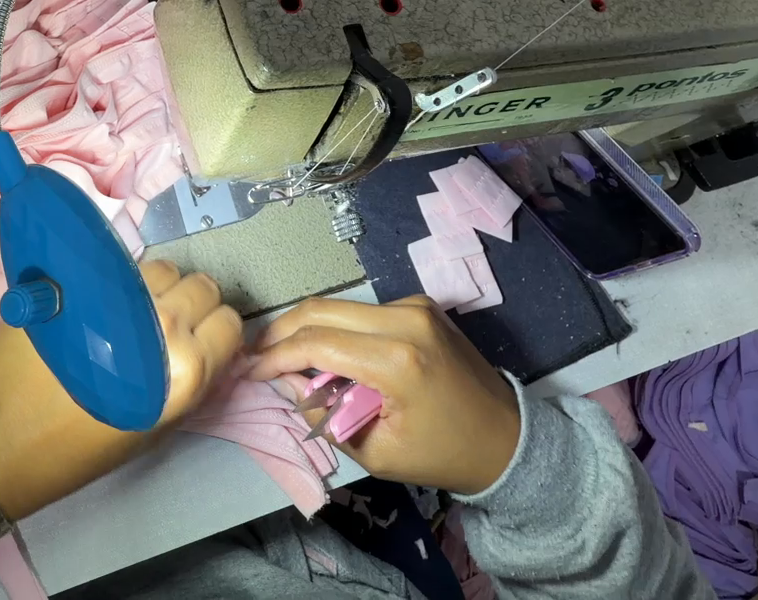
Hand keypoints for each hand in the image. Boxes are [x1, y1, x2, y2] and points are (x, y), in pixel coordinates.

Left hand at [0, 260, 241, 518]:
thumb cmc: (78, 448)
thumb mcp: (151, 431)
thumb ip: (192, 385)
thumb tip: (212, 348)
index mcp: (183, 371)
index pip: (228, 323)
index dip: (217, 332)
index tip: (202, 340)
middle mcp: (160, 325)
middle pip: (202, 285)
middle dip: (193, 303)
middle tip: (168, 325)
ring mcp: (121, 298)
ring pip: (166, 268)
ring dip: (160, 286)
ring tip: (135, 312)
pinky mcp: (85, 282)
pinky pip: (126, 267)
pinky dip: (128, 281)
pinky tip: (109, 304)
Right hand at [246, 295, 520, 494]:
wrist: (508, 438)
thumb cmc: (444, 454)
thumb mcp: (378, 453)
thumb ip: (326, 415)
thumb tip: (291, 381)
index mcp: (398, 359)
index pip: (318, 342)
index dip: (277, 355)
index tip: (249, 370)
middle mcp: (405, 318)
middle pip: (321, 309)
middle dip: (281, 331)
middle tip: (256, 354)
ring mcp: (414, 305)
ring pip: (339, 305)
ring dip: (307, 328)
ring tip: (283, 356)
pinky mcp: (418, 304)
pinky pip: (362, 310)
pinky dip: (336, 328)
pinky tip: (326, 353)